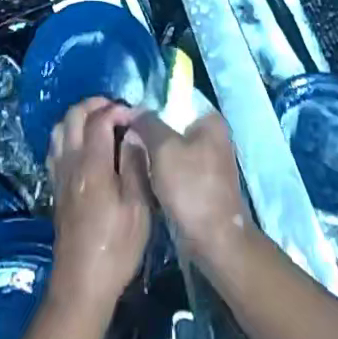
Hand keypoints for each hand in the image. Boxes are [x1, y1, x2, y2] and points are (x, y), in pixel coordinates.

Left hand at [46, 97, 151, 307]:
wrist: (81, 283)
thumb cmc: (117, 246)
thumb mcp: (138, 207)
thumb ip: (136, 164)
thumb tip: (134, 133)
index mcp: (93, 164)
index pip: (99, 119)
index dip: (118, 109)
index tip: (137, 116)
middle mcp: (70, 162)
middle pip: (73, 115)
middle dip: (96, 105)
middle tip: (119, 111)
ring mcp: (59, 174)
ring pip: (60, 128)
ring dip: (80, 117)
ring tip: (102, 124)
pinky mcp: (55, 187)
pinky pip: (56, 147)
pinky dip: (69, 134)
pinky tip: (86, 146)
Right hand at [123, 112, 253, 266]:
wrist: (214, 240)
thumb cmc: (191, 188)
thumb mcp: (164, 148)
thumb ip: (147, 123)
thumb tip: (132, 109)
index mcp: (211, 120)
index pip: (175, 98)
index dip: (149, 103)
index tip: (126, 112)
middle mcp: (213, 135)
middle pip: (172, 123)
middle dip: (148, 129)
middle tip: (123, 133)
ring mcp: (208, 160)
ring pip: (171, 147)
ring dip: (152, 151)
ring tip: (128, 152)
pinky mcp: (201, 181)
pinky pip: (174, 166)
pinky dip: (159, 169)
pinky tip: (142, 173)